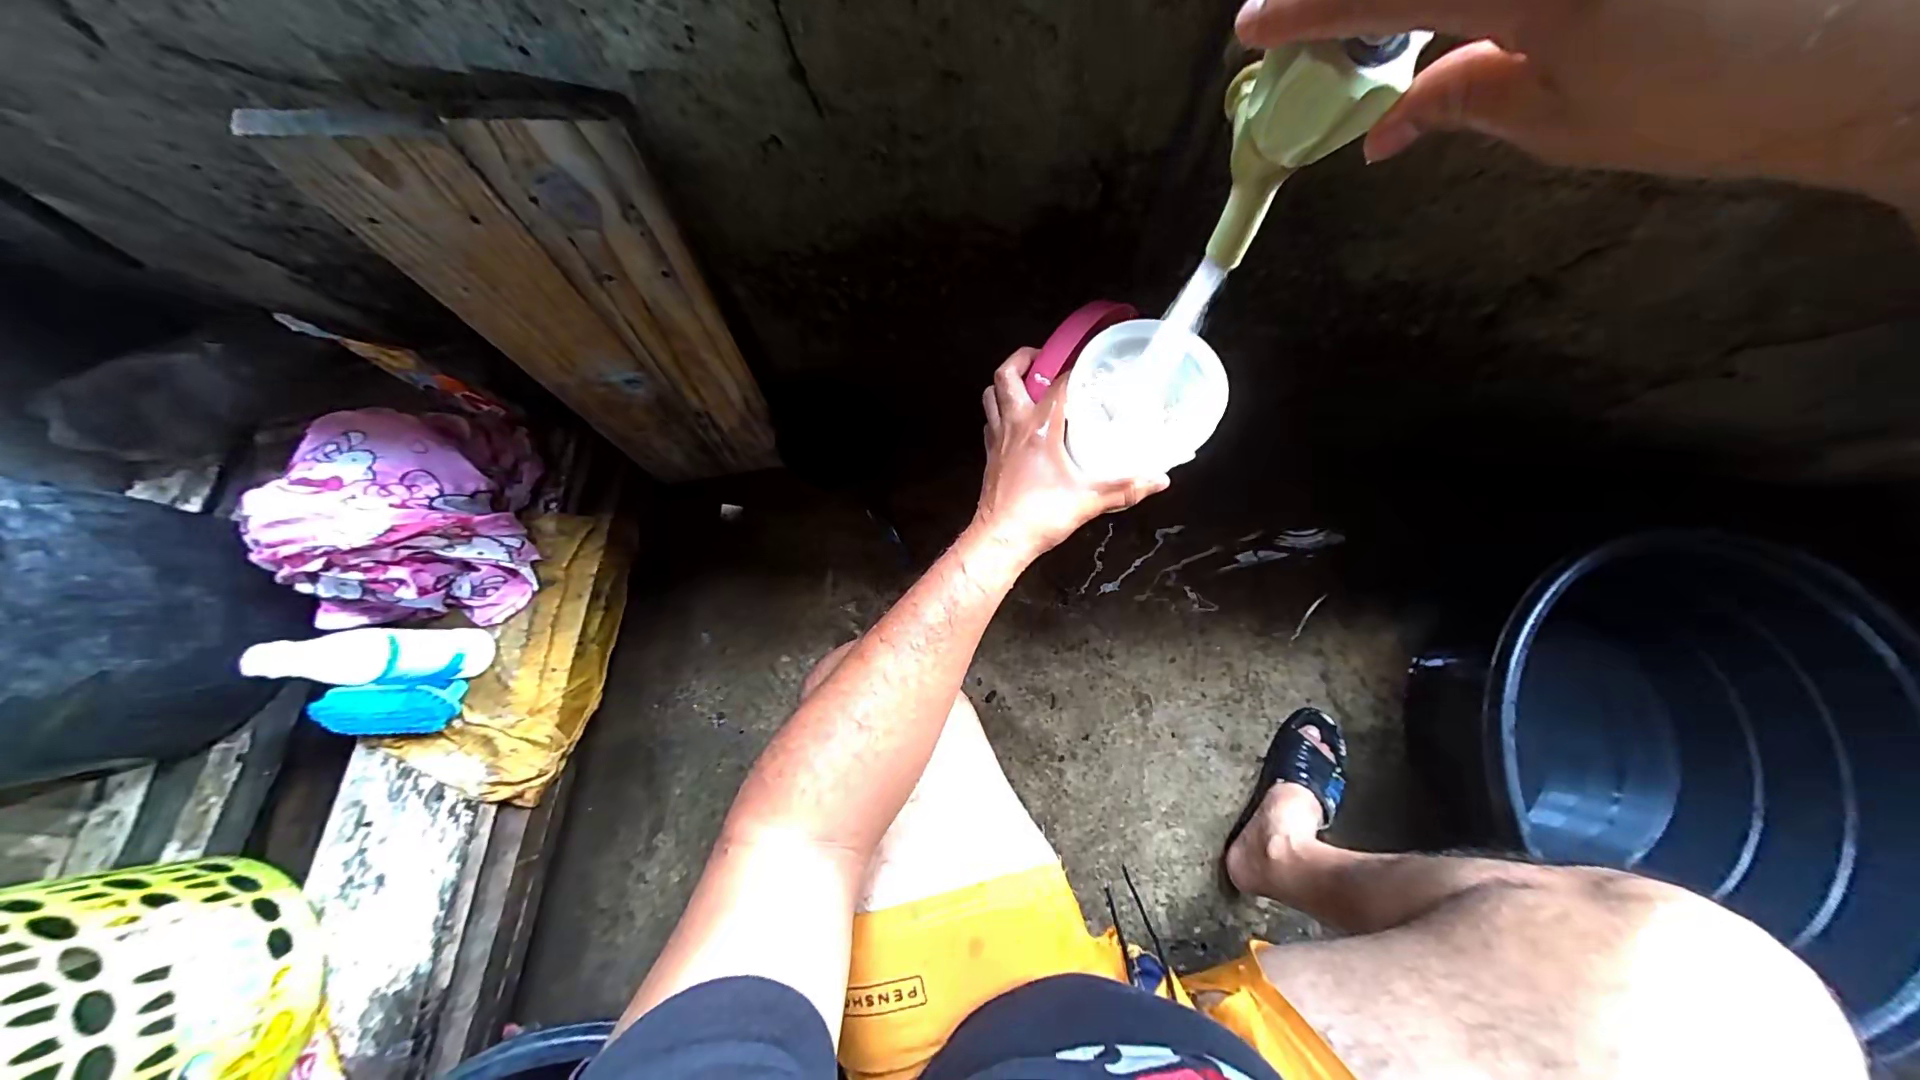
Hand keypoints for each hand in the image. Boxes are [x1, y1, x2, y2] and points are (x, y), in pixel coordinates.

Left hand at [971, 348, 1167, 563]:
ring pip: (991, 396)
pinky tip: (1016, 424)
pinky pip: (990, 424)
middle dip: (1023, 359)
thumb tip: (1157, 480)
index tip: (1089, 365)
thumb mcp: (1089, 500)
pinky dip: (1000, 414)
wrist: (1000, 539)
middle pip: (1006, 375)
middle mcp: (1014, 426)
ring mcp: (998, 441)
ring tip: (1026, 384)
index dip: (1075, 368)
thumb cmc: (1038, 515)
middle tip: (1042, 357)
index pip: (1058, 383)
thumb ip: (1126, 488)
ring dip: (1005, 384)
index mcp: (1040, 427)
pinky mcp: (990, 458)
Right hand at [1236, 0, 1919, 212]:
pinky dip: (1457, 4)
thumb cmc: (1709, 105)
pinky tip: (1442, 22)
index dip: (1314, 12)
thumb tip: (1381, 132)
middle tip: (1316, 15)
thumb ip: (1461, 102)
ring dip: (1410, 1)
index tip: (1254, 24)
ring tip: (1376, 23)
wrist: (1885, 49)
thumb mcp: (1559, 121)